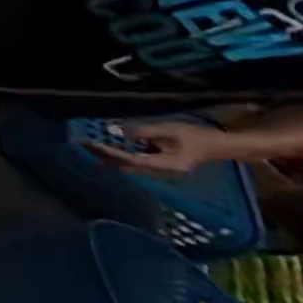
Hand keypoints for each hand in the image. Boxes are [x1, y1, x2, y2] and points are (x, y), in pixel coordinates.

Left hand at [86, 121, 231, 176]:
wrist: (218, 146)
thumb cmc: (197, 137)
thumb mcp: (170, 130)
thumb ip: (145, 132)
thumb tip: (121, 132)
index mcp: (169, 165)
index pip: (134, 160)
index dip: (113, 152)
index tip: (95, 144)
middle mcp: (163, 171)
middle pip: (129, 166)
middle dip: (106, 156)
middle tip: (84, 145)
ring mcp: (162, 169)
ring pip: (130, 165)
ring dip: (111, 156)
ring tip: (90, 144)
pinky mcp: (159, 164)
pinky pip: (136, 161)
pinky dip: (121, 153)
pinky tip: (107, 145)